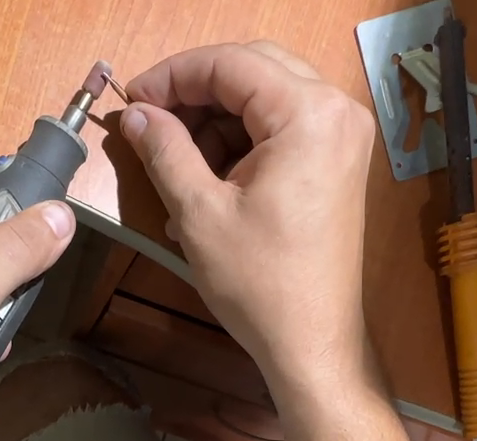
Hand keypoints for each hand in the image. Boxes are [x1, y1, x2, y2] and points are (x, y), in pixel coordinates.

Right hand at [121, 43, 374, 390]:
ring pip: (265, 102)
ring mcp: (342, 139)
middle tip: (151, 126)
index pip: (231, 63)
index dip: (174, 76)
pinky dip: (240, 150)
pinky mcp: (337, 166)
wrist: (310, 342)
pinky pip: (281, 134)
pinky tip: (206, 189)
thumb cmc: (258, 285)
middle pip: (253, 72)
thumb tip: (137, 115)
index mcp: (308, 114)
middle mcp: (336, 111)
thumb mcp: (199, 215)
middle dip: (195, 96)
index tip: (133, 101)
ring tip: (176, 172)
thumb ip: (166, 152)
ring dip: (215, 127)